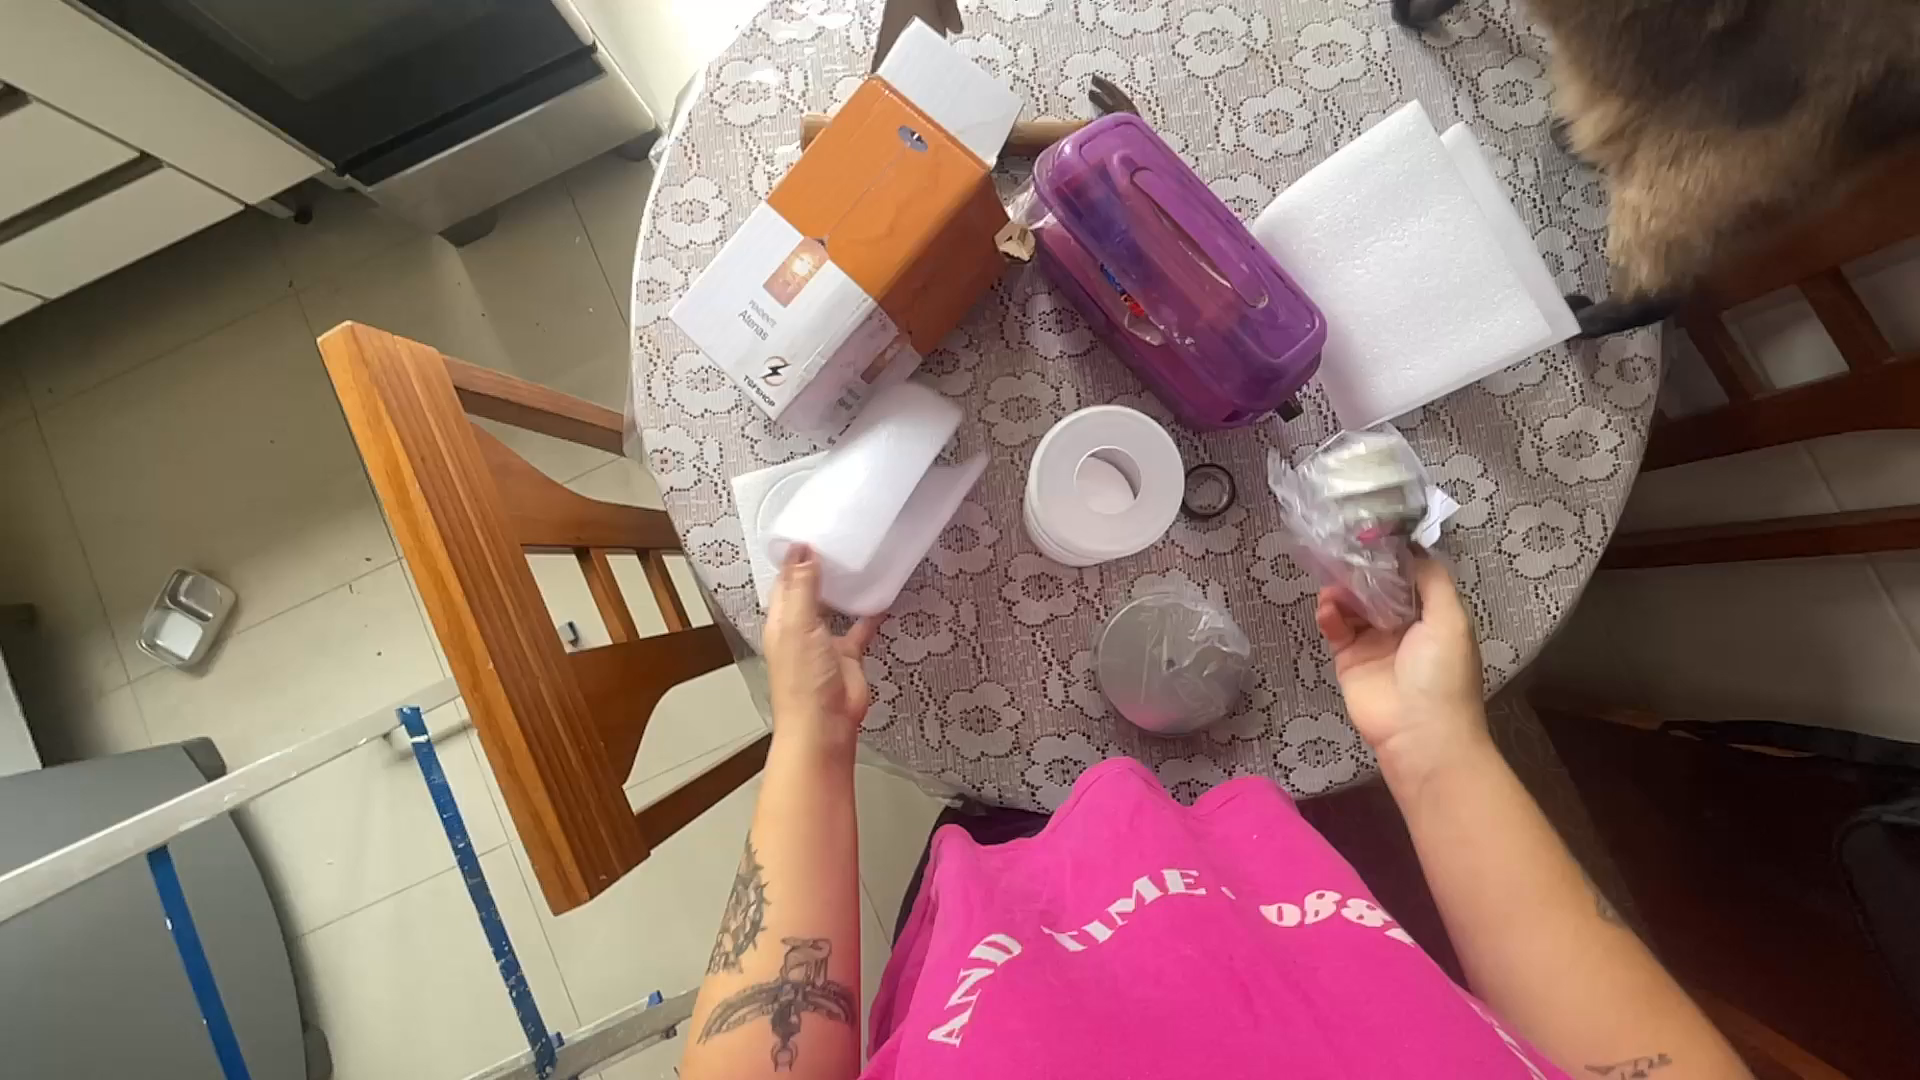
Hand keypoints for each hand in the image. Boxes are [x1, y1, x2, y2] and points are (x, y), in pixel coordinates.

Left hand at [763, 546, 883, 751]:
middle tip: (836, 539)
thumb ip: (801, 587)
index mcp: (781, 620)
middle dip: (819, 568)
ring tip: (856, 560)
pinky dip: (870, 613)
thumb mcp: (798, 625)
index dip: (793, 557)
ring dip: (843, 587)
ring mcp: (824, 642)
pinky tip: (881, 597)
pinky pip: (860, 628)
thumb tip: (802, 550)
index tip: (809, 531)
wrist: (826, 724)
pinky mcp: (848, 655)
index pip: (784, 580)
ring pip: (834, 606)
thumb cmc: (803, 682)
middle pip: (808, 590)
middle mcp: (800, 628)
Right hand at [1314, 555, 1487, 783]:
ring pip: (1352, 605)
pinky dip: (1329, 614)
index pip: (1407, 578)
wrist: (1419, 732)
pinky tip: (1328, 609)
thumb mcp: (1450, 620)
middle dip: (1361, 573)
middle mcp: (1402, 626)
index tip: (1371, 536)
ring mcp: (1372, 642)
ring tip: (1333, 586)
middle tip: (1342, 555)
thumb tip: (1412, 548)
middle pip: (1376, 589)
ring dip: (1342, 591)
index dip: (1391, 559)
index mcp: (1431, 616)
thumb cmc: (1442, 674)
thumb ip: (1432, 581)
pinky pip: (1334, 628)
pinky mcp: (1347, 657)